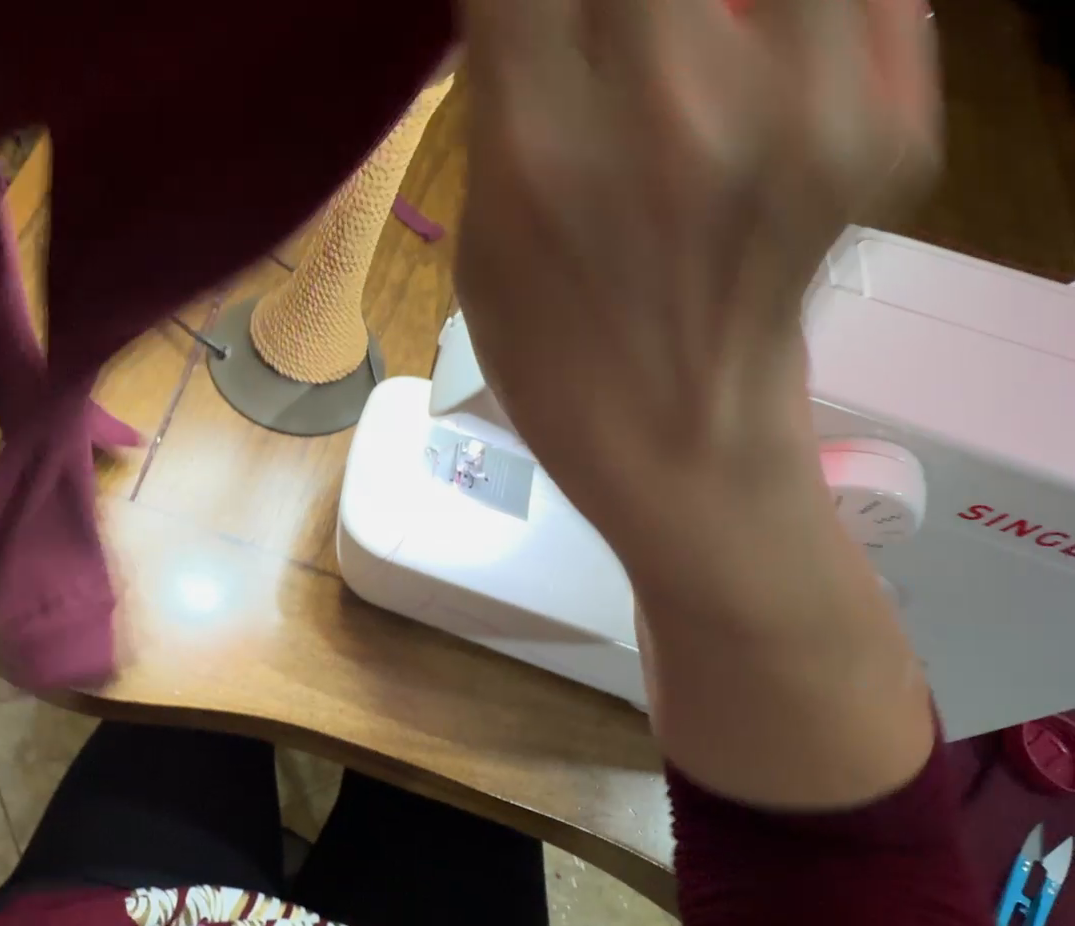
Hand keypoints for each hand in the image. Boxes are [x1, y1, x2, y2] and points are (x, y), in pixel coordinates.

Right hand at [457, 0, 937, 580]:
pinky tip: (756, 68)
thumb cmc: (548, 359)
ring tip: (673, 62)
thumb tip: (530, 14)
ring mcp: (795, 110)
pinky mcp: (884, 123)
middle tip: (595, 35)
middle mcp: (669, 112)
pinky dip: (791, 19)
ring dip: (696, 14)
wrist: (677, 442)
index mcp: (541, 155)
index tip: (519, 15)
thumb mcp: (480, 248)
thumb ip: (504, 115)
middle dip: (598, 2)